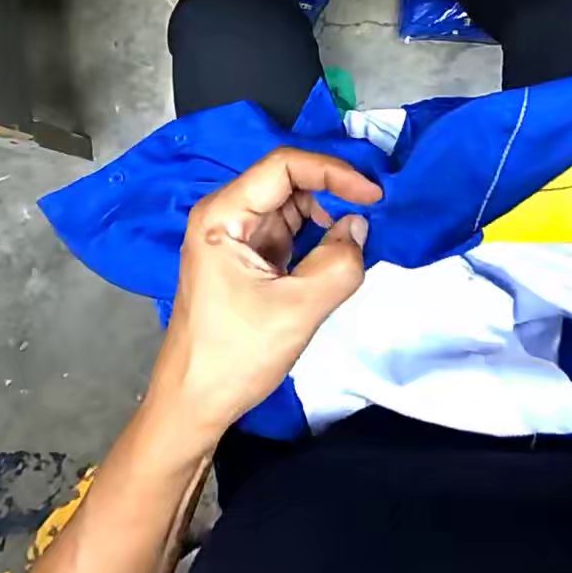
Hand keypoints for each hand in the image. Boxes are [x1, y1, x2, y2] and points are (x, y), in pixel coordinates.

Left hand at [149, 148, 382, 439]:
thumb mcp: (297, 310)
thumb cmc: (235, 356)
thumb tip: (360, 227)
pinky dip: (322, 230)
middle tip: (377, 205)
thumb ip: (339, 264)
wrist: (194, 406)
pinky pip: (294, 227)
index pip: (284, 166)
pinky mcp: (252, 254)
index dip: (333, 172)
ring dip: (331, 208)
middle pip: (289, 180)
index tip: (372, 195)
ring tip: (365, 225)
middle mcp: (228, 214)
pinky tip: (344, 242)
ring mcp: (240, 234)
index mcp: (224, 215)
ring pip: (294, 202)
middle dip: (335, 187)